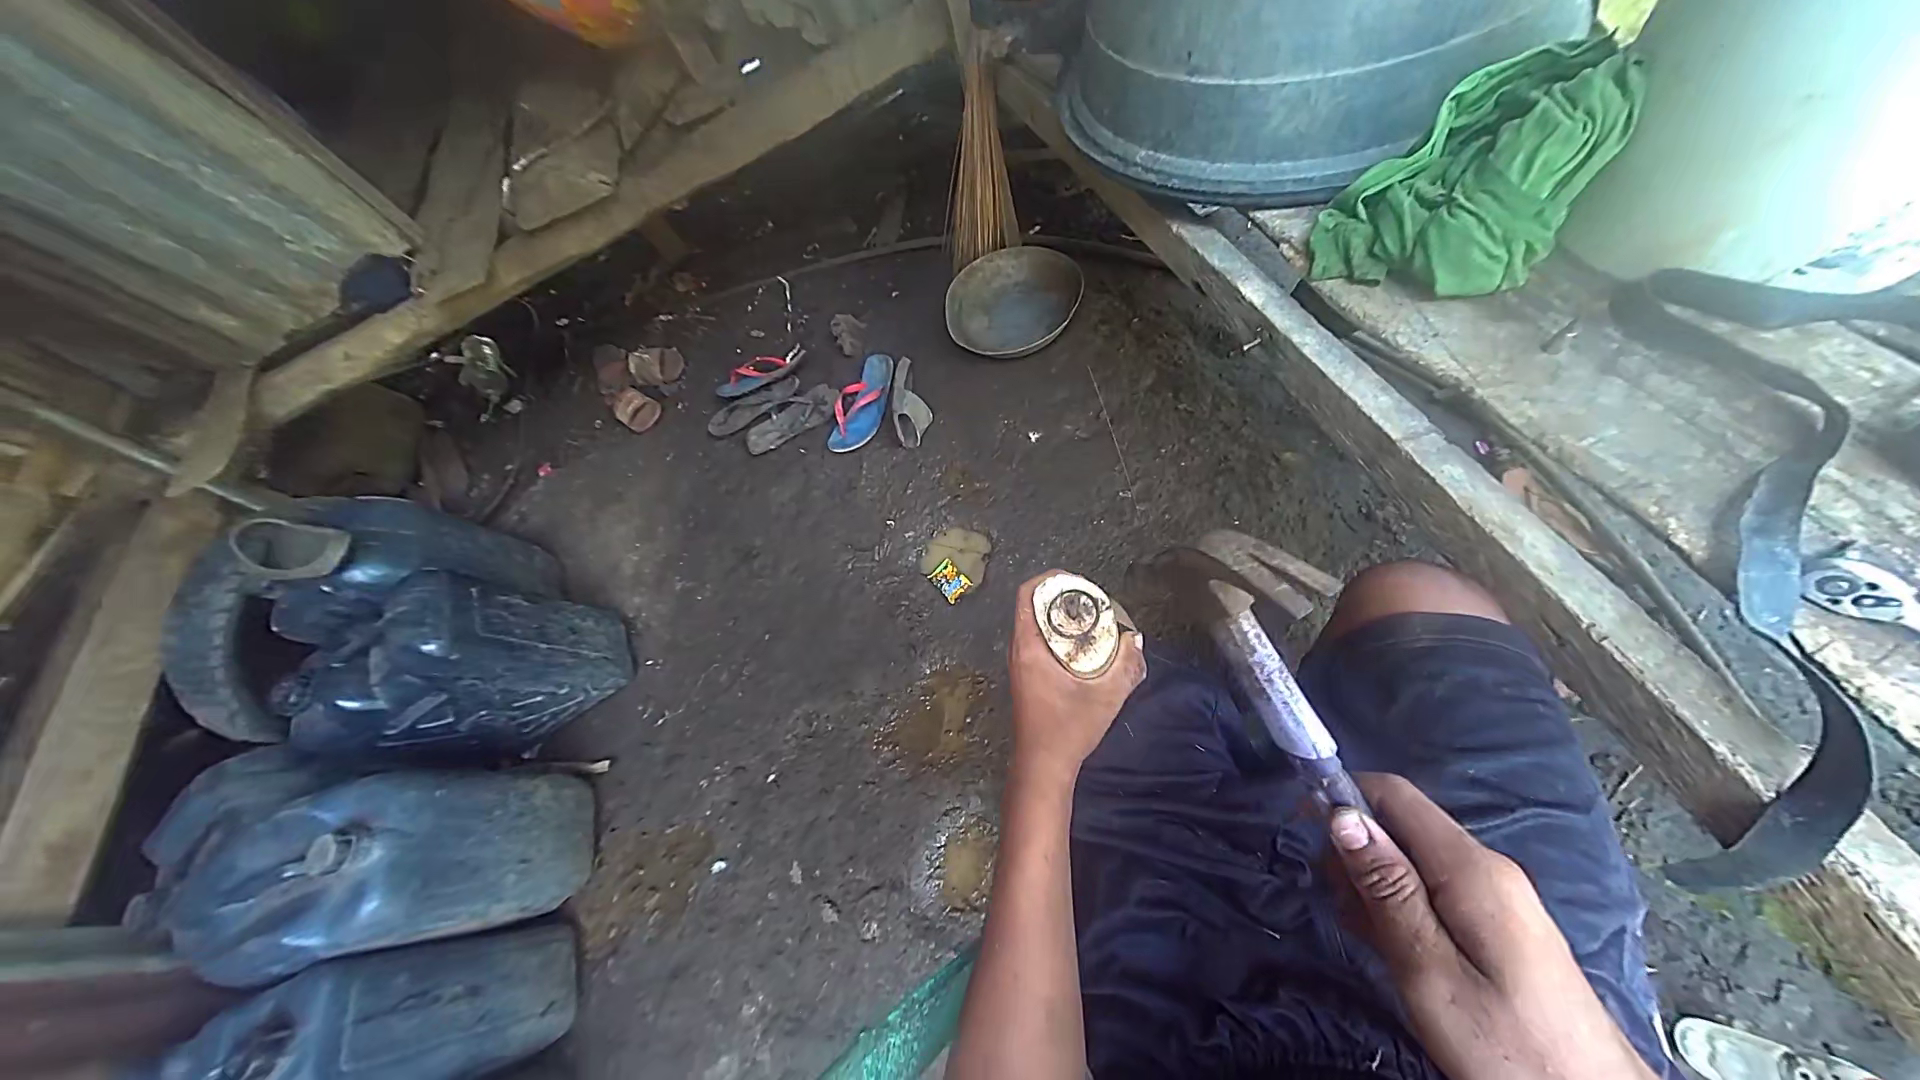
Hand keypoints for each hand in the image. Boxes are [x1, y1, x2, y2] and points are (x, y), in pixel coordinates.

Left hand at [1006, 572, 1144, 789]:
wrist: (1042, 765)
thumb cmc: (1066, 731)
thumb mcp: (1104, 697)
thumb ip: (1124, 666)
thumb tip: (1135, 640)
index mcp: (1028, 647)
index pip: (1027, 595)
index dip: (1050, 579)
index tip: (1077, 581)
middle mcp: (1018, 650)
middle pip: (1032, 605)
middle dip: (1060, 595)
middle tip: (1090, 598)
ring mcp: (1020, 663)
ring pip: (1034, 623)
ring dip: (1059, 615)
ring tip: (1090, 617)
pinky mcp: (1026, 675)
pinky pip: (1038, 640)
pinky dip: (1057, 633)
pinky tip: (1082, 645)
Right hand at [1327, 773, 1657, 1079]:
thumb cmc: (1510, 1050)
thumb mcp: (1430, 971)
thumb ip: (1387, 888)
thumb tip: (1342, 815)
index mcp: (1472, 869)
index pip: (1394, 793)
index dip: (1342, 797)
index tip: (1302, 828)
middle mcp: (1487, 867)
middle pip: (1399, 824)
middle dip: (1355, 851)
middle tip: (1342, 906)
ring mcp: (1497, 895)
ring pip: (1410, 857)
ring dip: (1373, 882)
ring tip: (1368, 935)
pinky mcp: (1499, 922)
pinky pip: (1431, 887)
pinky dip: (1398, 903)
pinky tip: (1394, 945)